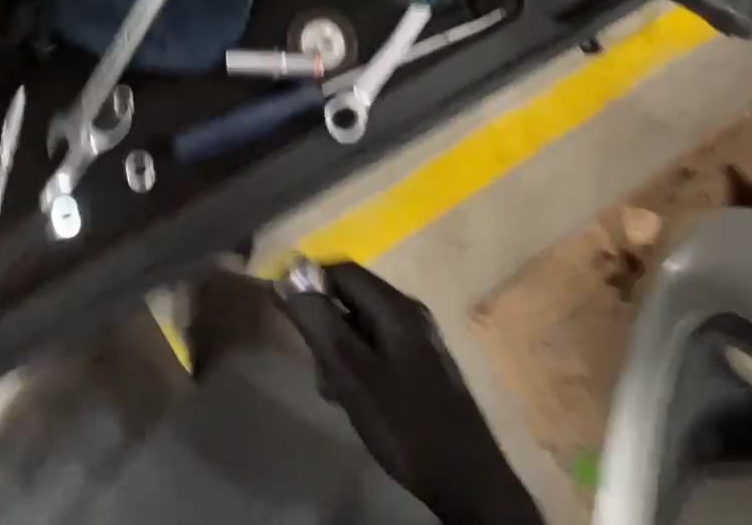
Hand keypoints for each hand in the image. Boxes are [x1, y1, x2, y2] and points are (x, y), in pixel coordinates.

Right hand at [281, 262, 543, 524]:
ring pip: (361, 324)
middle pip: (351, 295)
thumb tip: (285, 277)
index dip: (308, 281)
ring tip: (332, 387)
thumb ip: (318, 322)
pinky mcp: (422, 365)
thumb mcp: (352, 373)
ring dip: (338, 347)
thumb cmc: (405, 424)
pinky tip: (353, 397)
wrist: (467, 481)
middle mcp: (410, 312)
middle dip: (323, 321)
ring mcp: (419, 339)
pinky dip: (357, 362)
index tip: (284, 311)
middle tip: (313, 361)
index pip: (341, 269)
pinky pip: (376, 346)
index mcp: (396, 307)